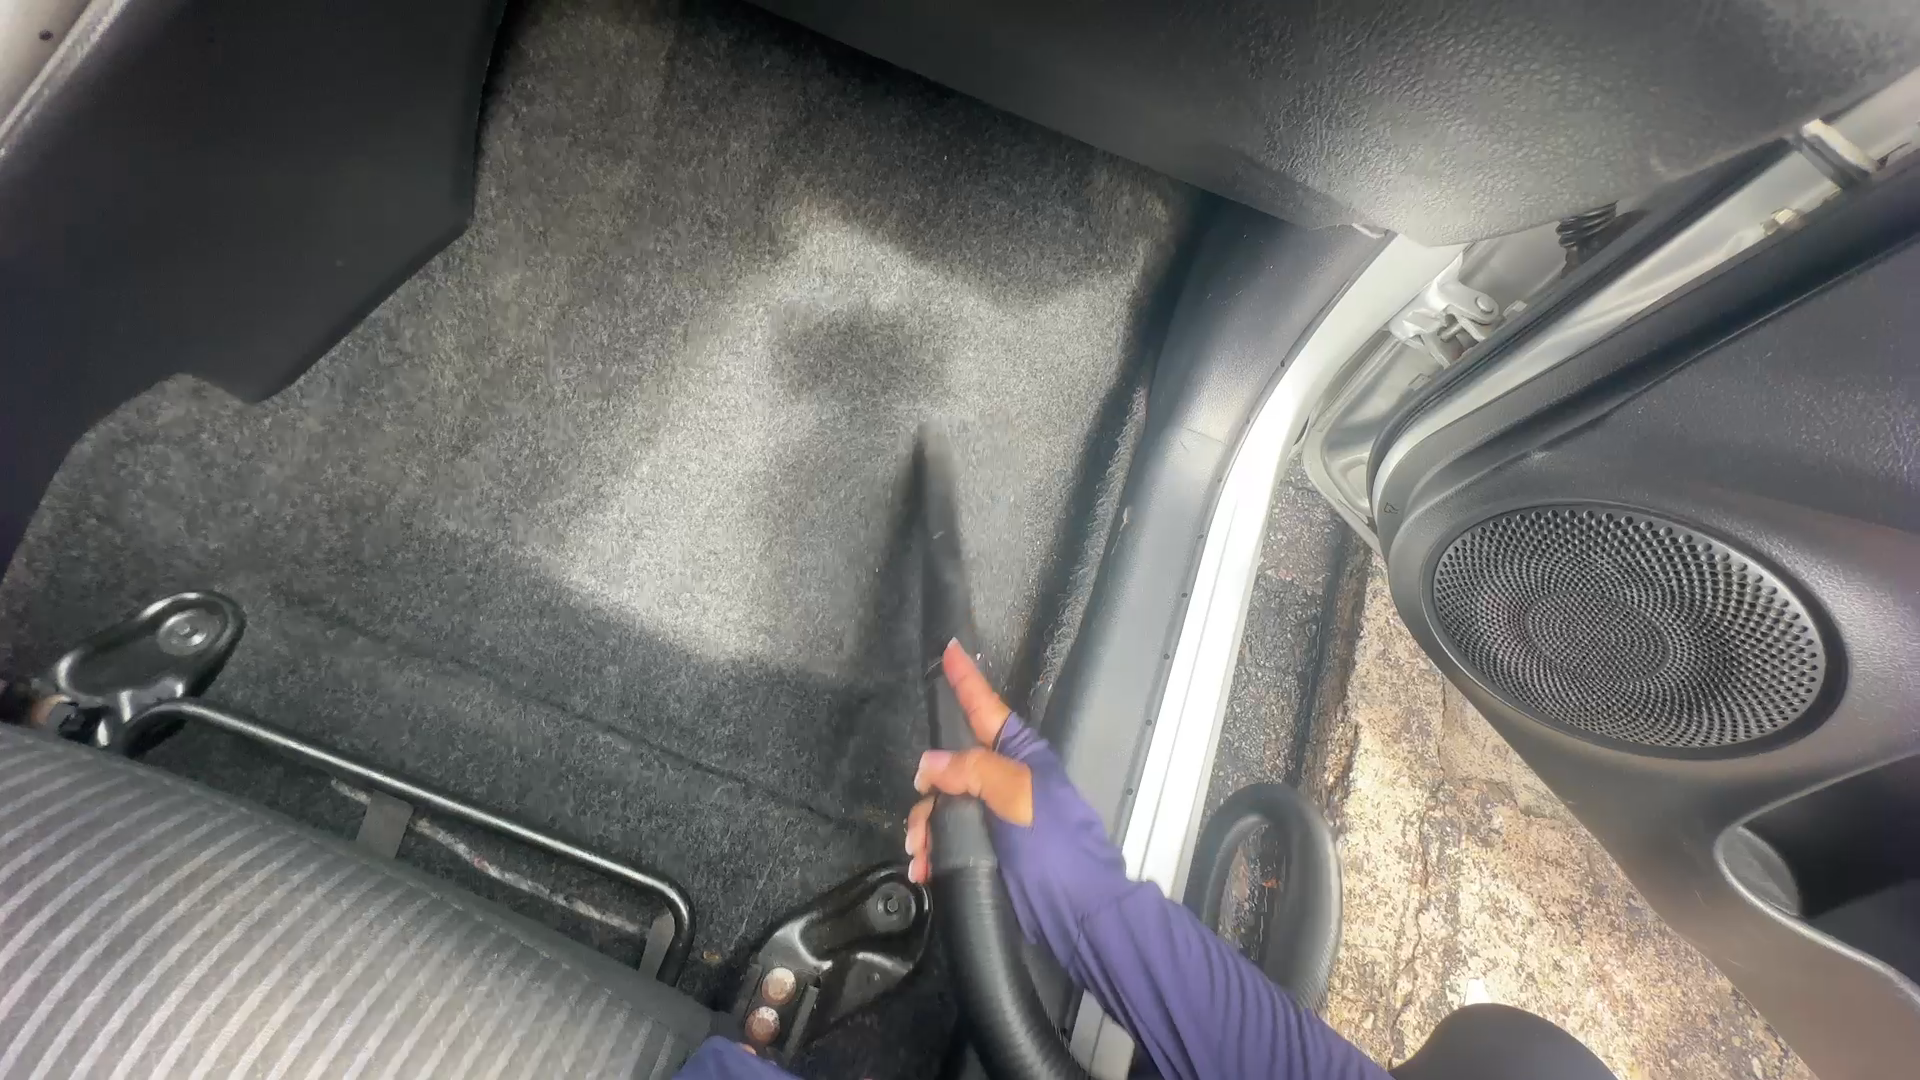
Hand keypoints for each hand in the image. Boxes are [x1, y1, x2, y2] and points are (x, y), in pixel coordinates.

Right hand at [903, 641, 1034, 882]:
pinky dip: (932, 852)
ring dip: (926, 827)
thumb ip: (971, 770)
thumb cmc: (1054, 842)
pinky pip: (948, 838)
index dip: (965, 678)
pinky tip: (925, 867)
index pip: (984, 706)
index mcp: (1017, 752)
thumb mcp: (1016, 794)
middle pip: (950, 764)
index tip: (949, 648)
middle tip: (919, 820)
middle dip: (929, 790)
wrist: (1076, 909)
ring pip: (943, 805)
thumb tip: (929, 765)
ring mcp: (993, 813)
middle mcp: (1002, 777)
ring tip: (921, 853)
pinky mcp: (986, 847)